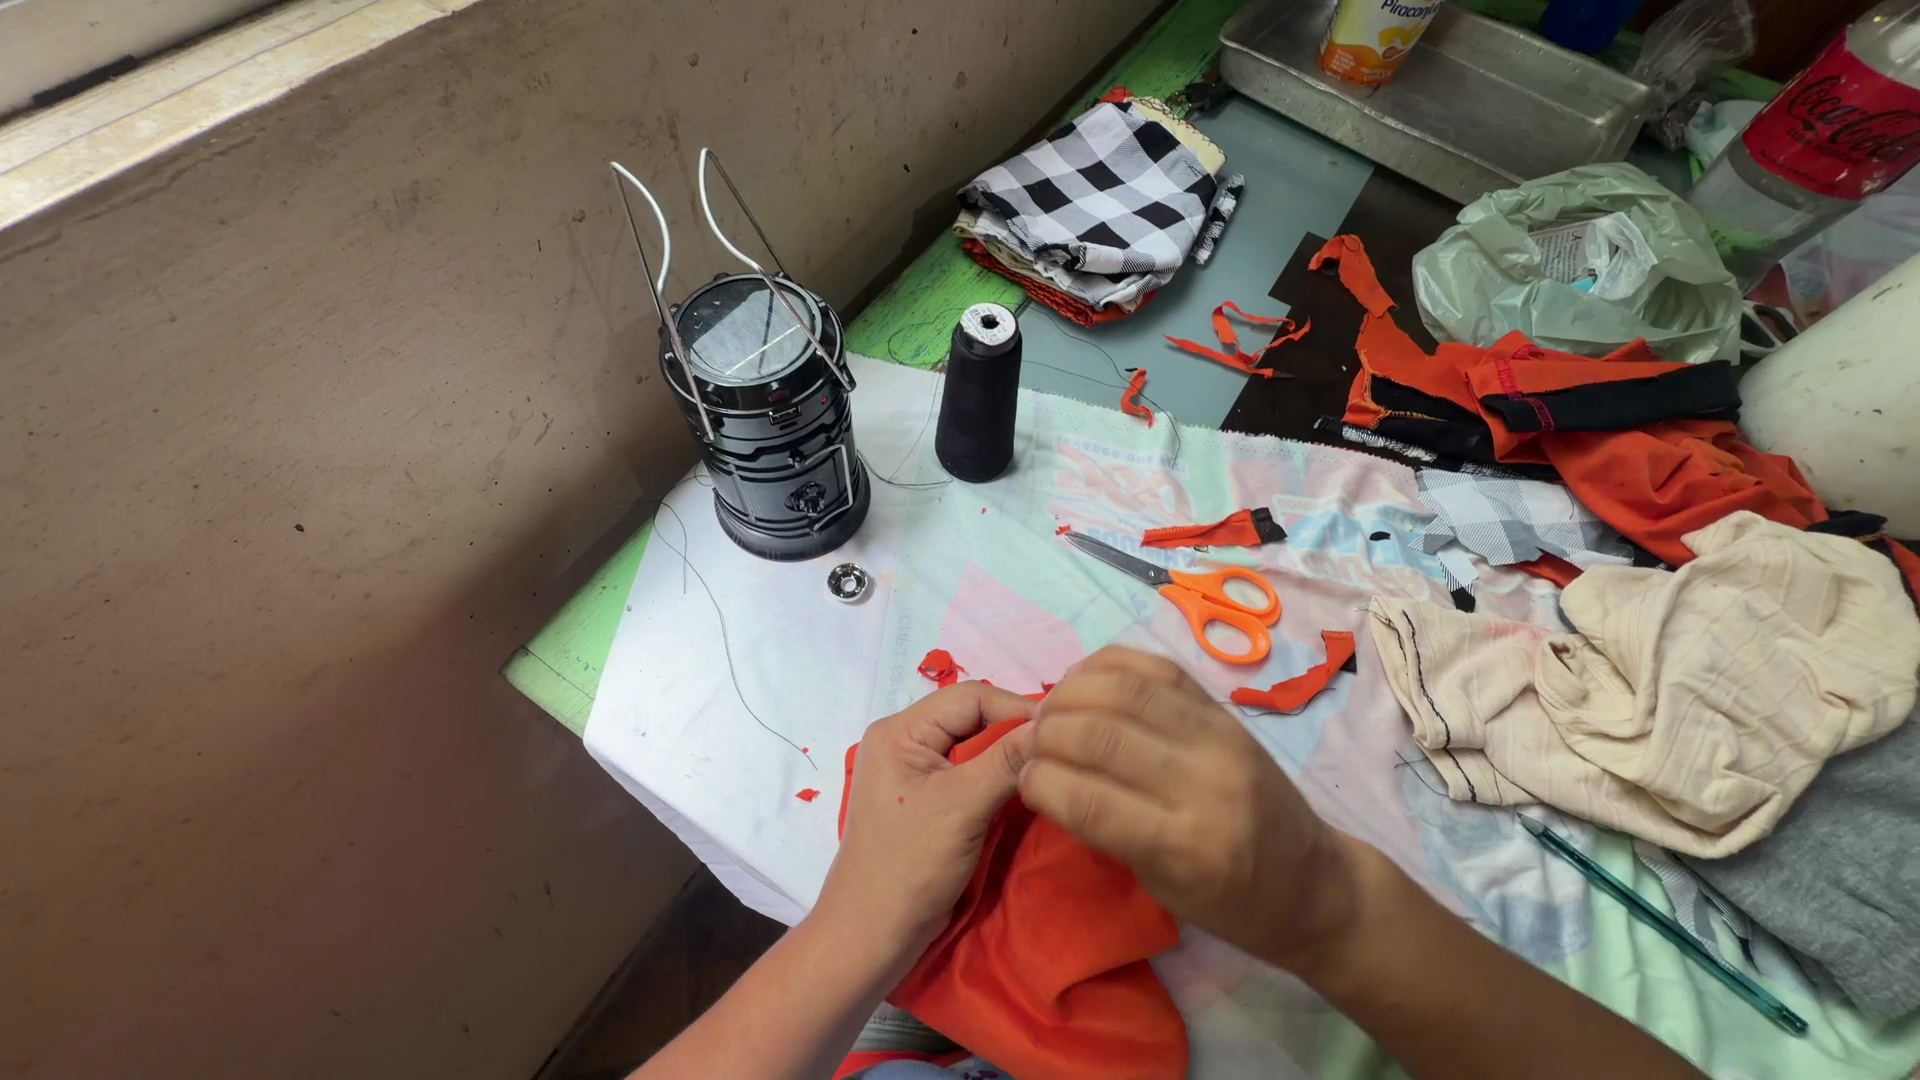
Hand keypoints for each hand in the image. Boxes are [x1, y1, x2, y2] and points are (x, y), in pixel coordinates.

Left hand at [815, 681, 1036, 962]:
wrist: (872, 935)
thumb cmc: (910, 866)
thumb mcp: (963, 807)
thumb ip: (1006, 760)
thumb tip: (1051, 725)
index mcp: (899, 730)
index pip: (969, 697)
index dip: (1016, 707)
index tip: (1062, 727)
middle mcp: (903, 739)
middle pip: (970, 715)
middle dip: (1013, 726)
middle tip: (1060, 744)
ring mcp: (912, 768)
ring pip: (971, 741)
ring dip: (1007, 750)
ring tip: (1048, 760)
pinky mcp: (925, 795)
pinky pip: (966, 768)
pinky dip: (995, 771)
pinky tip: (1023, 781)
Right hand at [1018, 646, 1360, 974]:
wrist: (1314, 884)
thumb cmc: (1232, 903)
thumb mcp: (1159, 886)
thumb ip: (1103, 827)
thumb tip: (1044, 769)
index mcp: (1186, 847)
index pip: (1089, 801)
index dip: (1039, 782)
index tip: (1023, 779)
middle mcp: (1205, 783)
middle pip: (1100, 735)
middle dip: (1047, 732)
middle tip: (1030, 740)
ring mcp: (1220, 737)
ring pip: (1125, 689)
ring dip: (1070, 691)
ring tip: (1051, 708)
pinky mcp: (1225, 710)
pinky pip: (1157, 667)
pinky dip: (1108, 665)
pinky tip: (1084, 680)